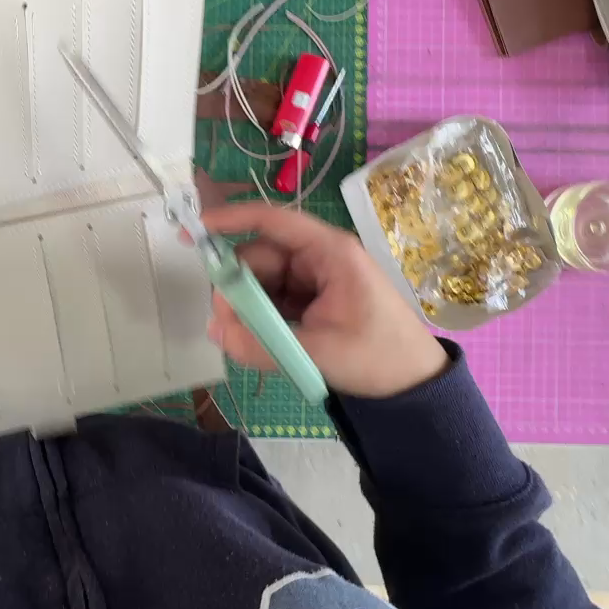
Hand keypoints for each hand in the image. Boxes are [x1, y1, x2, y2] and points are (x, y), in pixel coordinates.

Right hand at [200, 203, 446, 398]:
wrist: (414, 388)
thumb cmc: (379, 358)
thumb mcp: (319, 352)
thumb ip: (262, 343)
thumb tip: (214, 331)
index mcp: (330, 253)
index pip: (273, 221)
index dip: (231, 219)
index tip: (195, 230)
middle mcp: (318, 258)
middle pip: (259, 256)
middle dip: (236, 286)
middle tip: (225, 322)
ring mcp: (312, 279)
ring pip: (260, 280)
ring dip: (246, 306)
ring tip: (243, 340)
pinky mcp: (309, 300)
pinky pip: (270, 299)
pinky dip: (258, 316)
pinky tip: (256, 340)